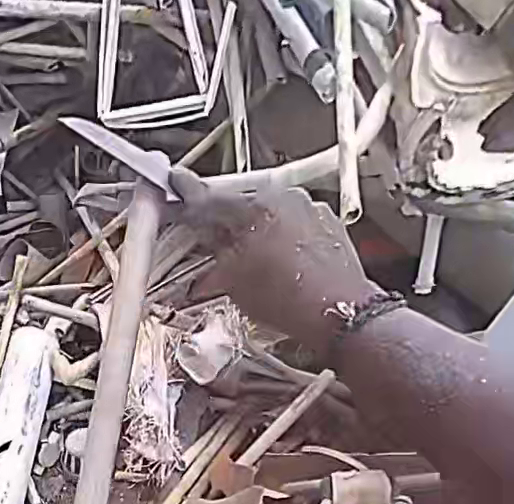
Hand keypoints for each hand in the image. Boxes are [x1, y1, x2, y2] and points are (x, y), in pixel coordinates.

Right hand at [170, 167, 377, 356]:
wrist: (337, 312)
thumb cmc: (286, 299)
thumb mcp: (233, 280)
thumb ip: (215, 253)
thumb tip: (206, 243)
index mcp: (255, 206)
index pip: (210, 197)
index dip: (187, 192)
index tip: (176, 182)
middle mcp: (284, 198)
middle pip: (240, 202)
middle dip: (220, 218)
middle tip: (205, 237)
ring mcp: (309, 208)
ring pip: (266, 212)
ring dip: (249, 230)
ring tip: (241, 258)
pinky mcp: (326, 223)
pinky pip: (289, 222)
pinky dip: (274, 236)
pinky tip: (270, 261)